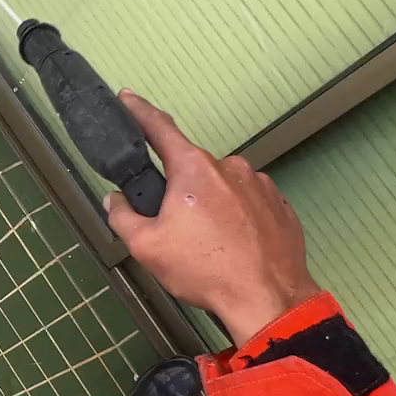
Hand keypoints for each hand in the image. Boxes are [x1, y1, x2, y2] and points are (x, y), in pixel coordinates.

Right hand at [106, 91, 321, 343]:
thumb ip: (124, 218)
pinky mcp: (280, 205)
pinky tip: (232, 248)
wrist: (267, 297)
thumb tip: (115, 201)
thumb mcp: (147, 248)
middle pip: (191, 170)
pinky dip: (235, 220)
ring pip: (221, 189)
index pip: (159, 129)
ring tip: (208, 247)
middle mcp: (229, 166)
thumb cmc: (204, 269)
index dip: (139, 112)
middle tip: (174, 230)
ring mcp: (260, 184)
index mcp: (193, 169)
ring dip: (209, 208)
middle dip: (179, 193)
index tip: (127, 98)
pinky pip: (247, 204)